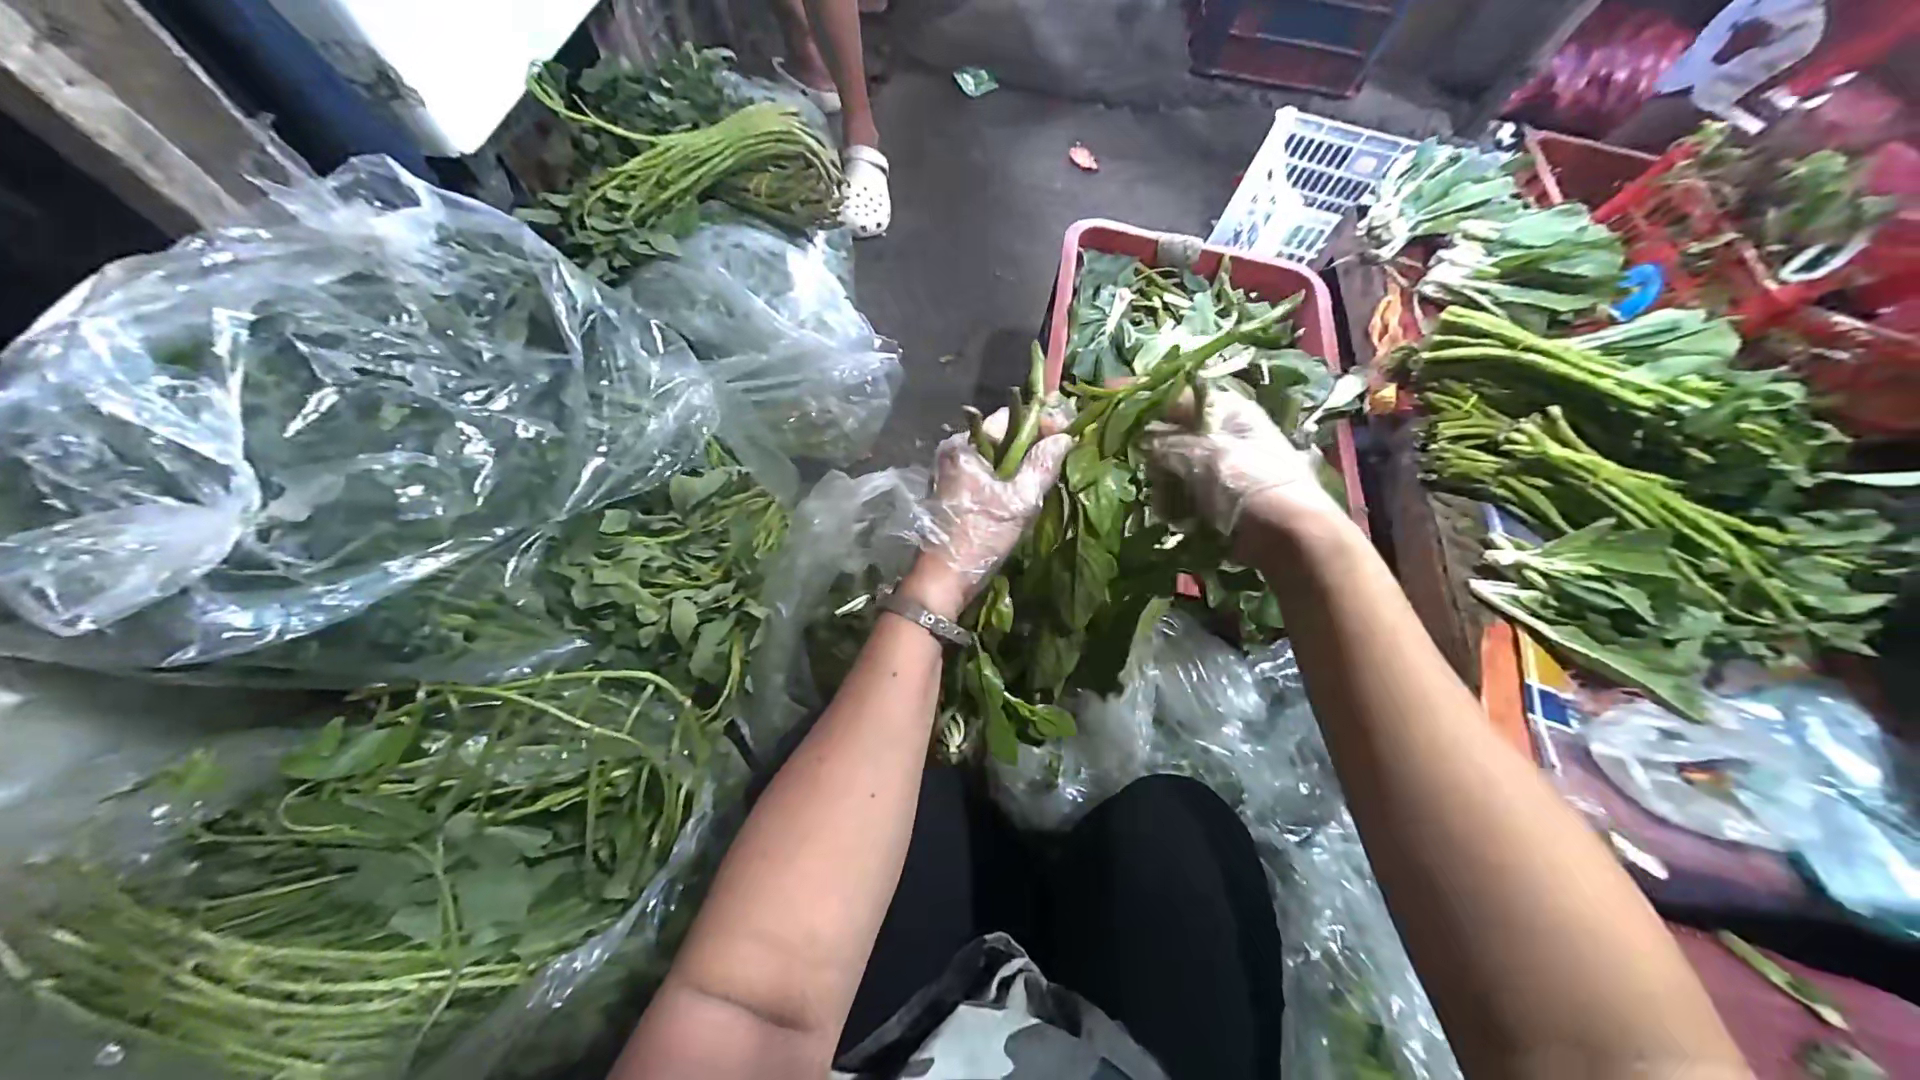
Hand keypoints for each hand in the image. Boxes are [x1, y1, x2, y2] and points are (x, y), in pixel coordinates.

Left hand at [916, 408, 1071, 609]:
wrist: (943, 578)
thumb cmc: (979, 537)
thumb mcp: (1019, 502)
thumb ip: (1042, 466)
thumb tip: (1064, 437)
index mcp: (964, 446)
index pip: (1009, 418)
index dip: (1042, 422)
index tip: (1068, 432)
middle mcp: (954, 451)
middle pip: (1002, 435)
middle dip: (1034, 440)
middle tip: (1064, 449)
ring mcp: (953, 471)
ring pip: (997, 455)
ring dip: (1023, 459)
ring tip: (1052, 465)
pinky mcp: (955, 489)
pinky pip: (988, 472)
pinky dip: (1009, 474)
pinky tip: (1029, 484)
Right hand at [1144, 387, 1342, 551]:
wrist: (1288, 535)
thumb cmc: (1244, 481)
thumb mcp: (1196, 451)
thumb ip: (1159, 439)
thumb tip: (1135, 435)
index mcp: (1223, 408)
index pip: (1172, 392)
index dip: (1139, 394)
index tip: (1107, 394)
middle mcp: (1221, 433)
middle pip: (1166, 434)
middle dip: (1150, 454)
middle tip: (1145, 467)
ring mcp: (1220, 468)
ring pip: (1169, 469)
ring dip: (1163, 487)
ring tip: (1172, 505)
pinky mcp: (1217, 498)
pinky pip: (1181, 495)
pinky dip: (1175, 507)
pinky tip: (1182, 520)